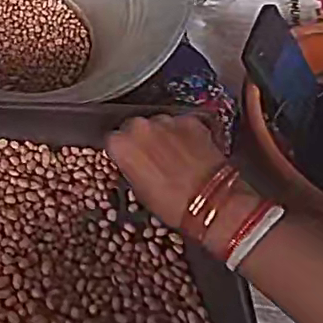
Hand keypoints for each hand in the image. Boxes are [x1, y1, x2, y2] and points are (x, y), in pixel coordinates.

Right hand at [104, 113, 230, 232]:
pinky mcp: (191, 120)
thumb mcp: (137, 189)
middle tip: (152, 157)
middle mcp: (139, 125)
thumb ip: (131, 167)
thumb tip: (135, 162)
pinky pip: (181, 124)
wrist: (210, 200)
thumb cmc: (169, 202)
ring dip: (162, 135)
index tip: (128, 159)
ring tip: (174, 155)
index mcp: (120, 144)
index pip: (113, 140)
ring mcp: (166, 120)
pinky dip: (184, 134)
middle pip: (134, 126)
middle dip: (141, 139)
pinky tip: (191, 150)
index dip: (122, 150)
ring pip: (158, 123)